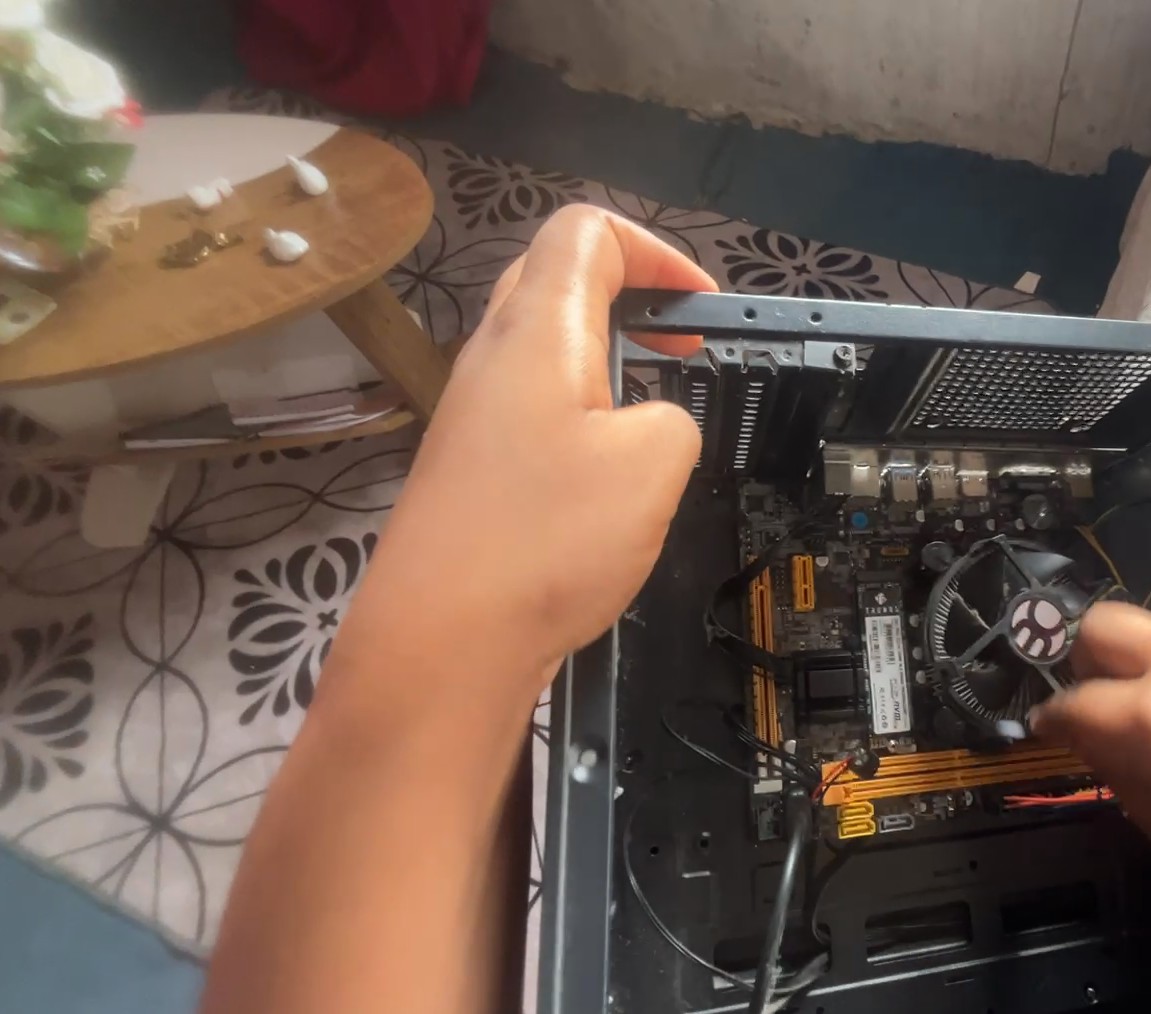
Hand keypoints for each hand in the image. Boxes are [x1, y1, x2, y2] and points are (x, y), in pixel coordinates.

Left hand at [345, 206, 715, 685]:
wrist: (446, 641)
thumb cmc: (551, 539)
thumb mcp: (655, 463)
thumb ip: (676, 417)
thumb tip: (653, 424)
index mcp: (538, 333)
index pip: (588, 235)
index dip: (659, 254)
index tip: (705, 311)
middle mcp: (495, 356)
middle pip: (560, 276)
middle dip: (637, 296)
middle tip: (686, 348)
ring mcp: (477, 411)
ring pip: (548, 342)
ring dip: (612, 353)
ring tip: (658, 405)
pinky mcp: (476, 462)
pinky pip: (538, 400)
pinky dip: (588, 404)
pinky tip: (612, 463)